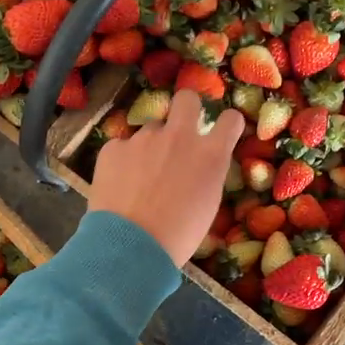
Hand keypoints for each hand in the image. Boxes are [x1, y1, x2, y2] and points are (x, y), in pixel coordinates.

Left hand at [88, 90, 245, 264]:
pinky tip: (119, 185)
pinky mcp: (114, 147)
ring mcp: (144, 139)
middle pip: (186, 98)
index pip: (230, 120)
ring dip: (150, 146)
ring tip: (140, 178)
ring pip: (151, 129)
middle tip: (179, 130)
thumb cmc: (179, 236)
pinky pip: (122, 147)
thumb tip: (199, 166)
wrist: (131, 246)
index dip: (227, 123)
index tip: (221, 130)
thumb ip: (206, 174)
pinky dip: (122, 162)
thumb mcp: (208, 204)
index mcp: (210, 154)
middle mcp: (179, 137)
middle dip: (186, 108)